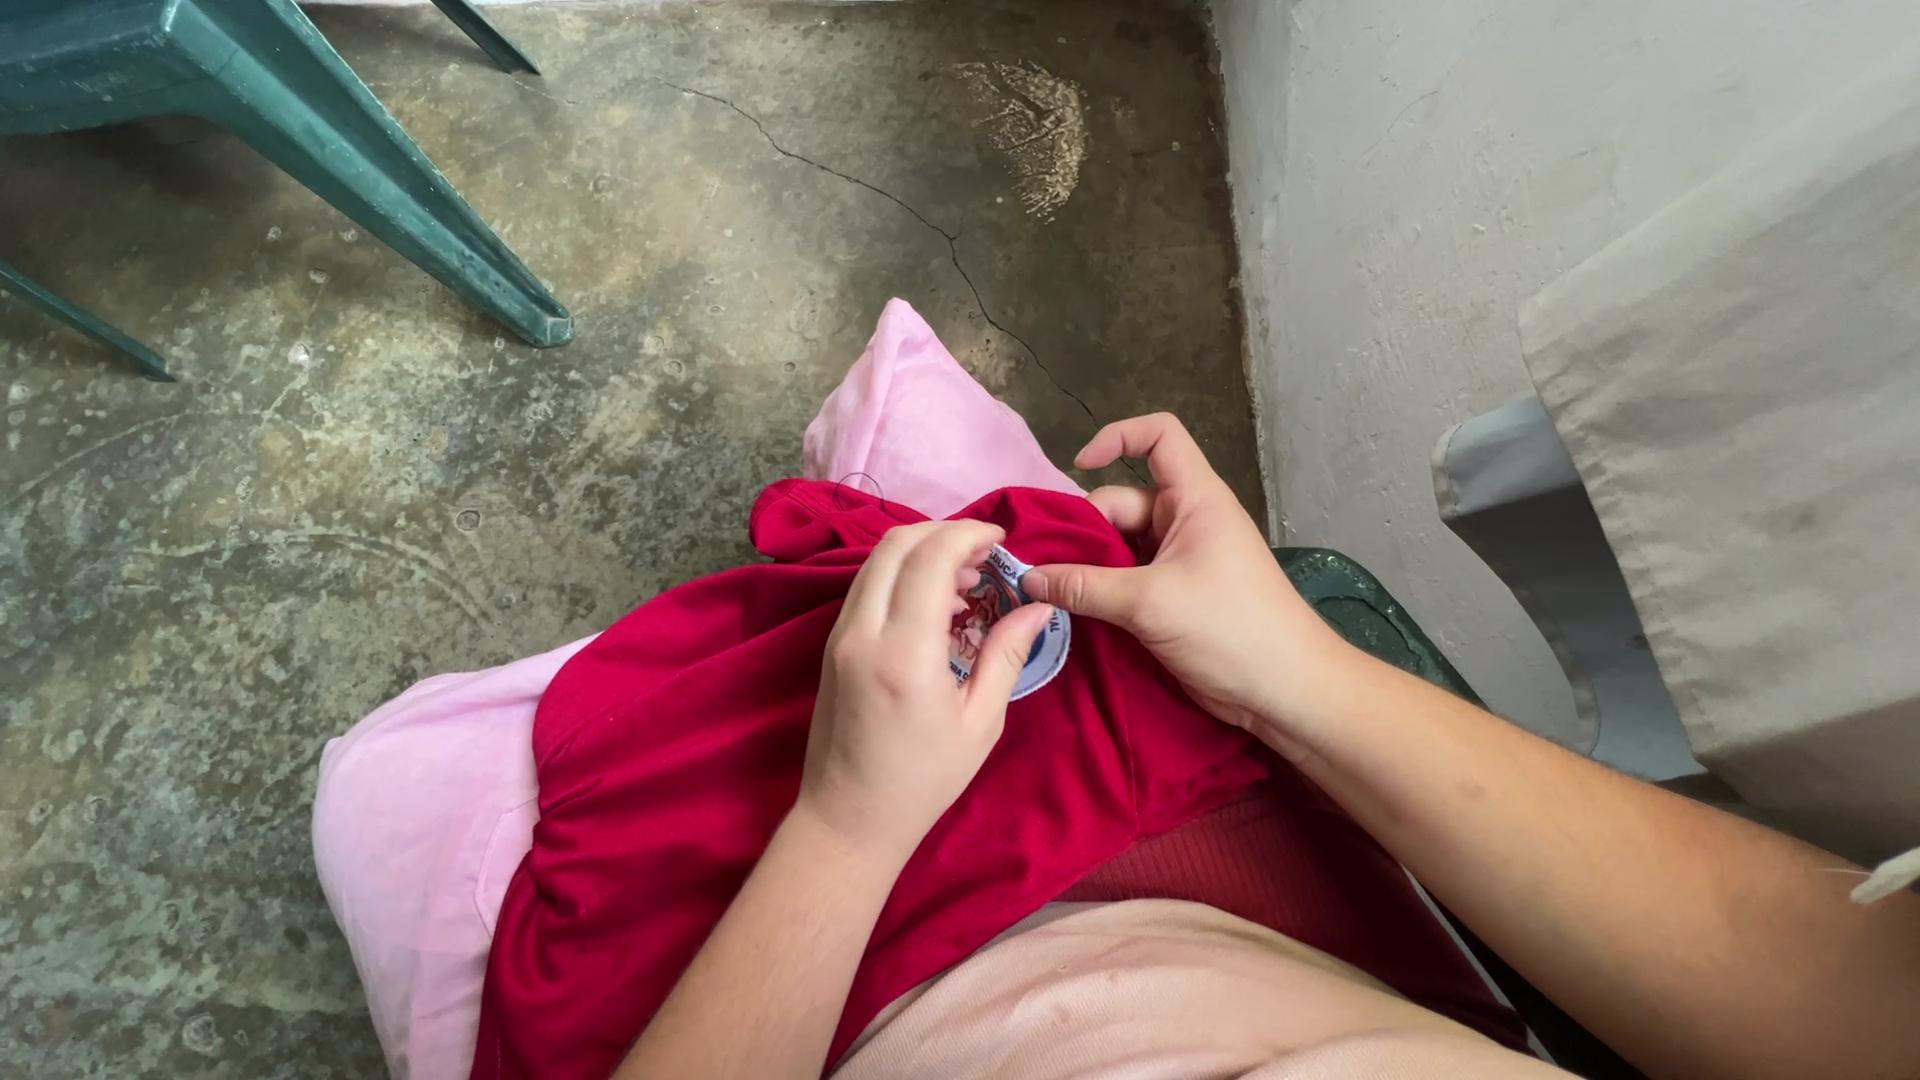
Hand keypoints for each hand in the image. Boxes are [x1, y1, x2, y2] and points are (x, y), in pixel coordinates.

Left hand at [797, 520, 1053, 861]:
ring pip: (876, 559)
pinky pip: (867, 585)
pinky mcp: (831, 643)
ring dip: (922, 551)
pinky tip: (934, 602)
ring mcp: (839, 635)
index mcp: (905, 654)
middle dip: (946, 532)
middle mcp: (863, 632)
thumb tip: (1038, 606)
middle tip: (985, 553)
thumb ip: (1006, 654)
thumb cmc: (923, 782)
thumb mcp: (980, 722)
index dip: (968, 534)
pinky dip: (901, 573)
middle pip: (897, 544)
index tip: (1001, 540)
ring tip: (965, 580)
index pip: (930, 558)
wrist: (847, 818)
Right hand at [1023, 413, 1354, 734]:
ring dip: (1084, 567)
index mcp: (1194, 499)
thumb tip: (1027, 577)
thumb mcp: (1150, 603)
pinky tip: (1067, 610)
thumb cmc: (1231, 628)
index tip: (1079, 467)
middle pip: (1119, 504)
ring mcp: (1177, 562)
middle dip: (1081, 531)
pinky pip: (1122, 581)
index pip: (1159, 436)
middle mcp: (1184, 521)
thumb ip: (1084, 587)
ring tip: (1044, 591)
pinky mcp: (1170, 598)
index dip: (1118, 437)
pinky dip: (1097, 592)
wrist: (1284, 693)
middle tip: (1039, 564)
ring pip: (1116, 549)